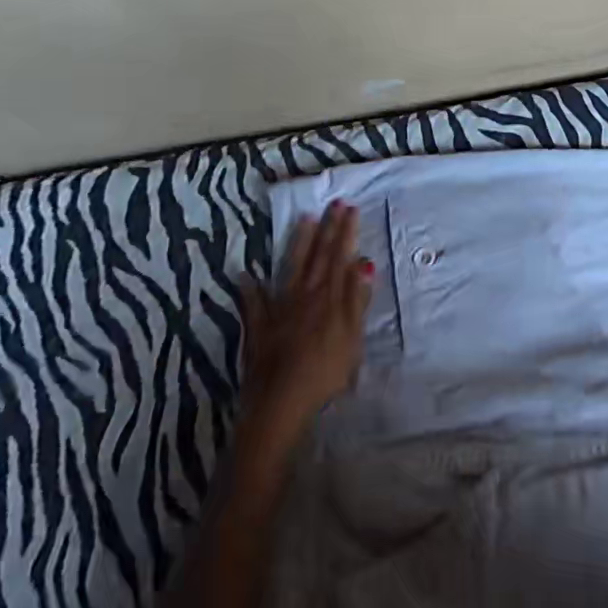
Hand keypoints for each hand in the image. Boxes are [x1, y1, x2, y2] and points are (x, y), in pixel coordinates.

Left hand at [236, 200, 371, 466]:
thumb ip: (356, 299)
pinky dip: (250, 289)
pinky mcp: (260, 329)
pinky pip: (254, 304)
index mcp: (329, 298)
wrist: (281, 403)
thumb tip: (362, 263)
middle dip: (327, 229)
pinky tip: (244, 275)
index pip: (339, 257)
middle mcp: (304, 297)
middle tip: (334, 204)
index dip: (345, 232)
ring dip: (298, 245)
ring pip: (290, 269)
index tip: (349, 208)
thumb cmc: (325, 373)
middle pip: (318, 257)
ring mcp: (279, 311)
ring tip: (302, 221)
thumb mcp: (352, 337)